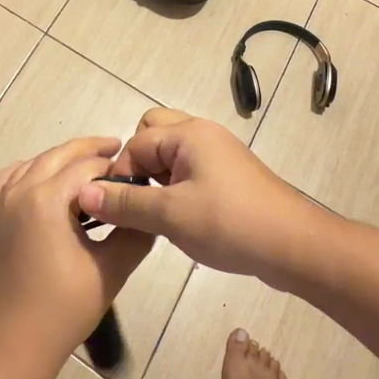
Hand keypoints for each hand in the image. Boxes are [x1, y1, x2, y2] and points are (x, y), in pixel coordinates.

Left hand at [0, 137, 154, 369]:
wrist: (9, 346)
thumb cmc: (61, 310)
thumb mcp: (109, 271)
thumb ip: (133, 235)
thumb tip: (149, 212)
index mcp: (46, 197)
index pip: (87, 165)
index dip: (113, 165)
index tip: (134, 174)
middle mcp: (19, 190)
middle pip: (57, 155)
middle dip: (88, 150)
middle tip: (116, 151)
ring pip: (33, 163)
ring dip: (60, 159)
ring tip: (86, 166)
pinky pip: (8, 179)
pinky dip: (29, 171)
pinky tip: (42, 180)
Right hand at [76, 108, 320, 283]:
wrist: (294, 247)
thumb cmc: (230, 224)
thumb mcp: (171, 216)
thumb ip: (126, 203)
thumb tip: (83, 193)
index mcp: (187, 133)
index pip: (134, 144)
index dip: (120, 176)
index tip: (115, 210)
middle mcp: (202, 132)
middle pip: (152, 131)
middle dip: (138, 162)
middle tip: (141, 199)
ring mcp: (219, 152)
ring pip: (171, 150)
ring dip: (157, 174)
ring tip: (159, 210)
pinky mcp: (229, 174)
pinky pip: (190, 166)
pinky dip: (177, 183)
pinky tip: (182, 216)